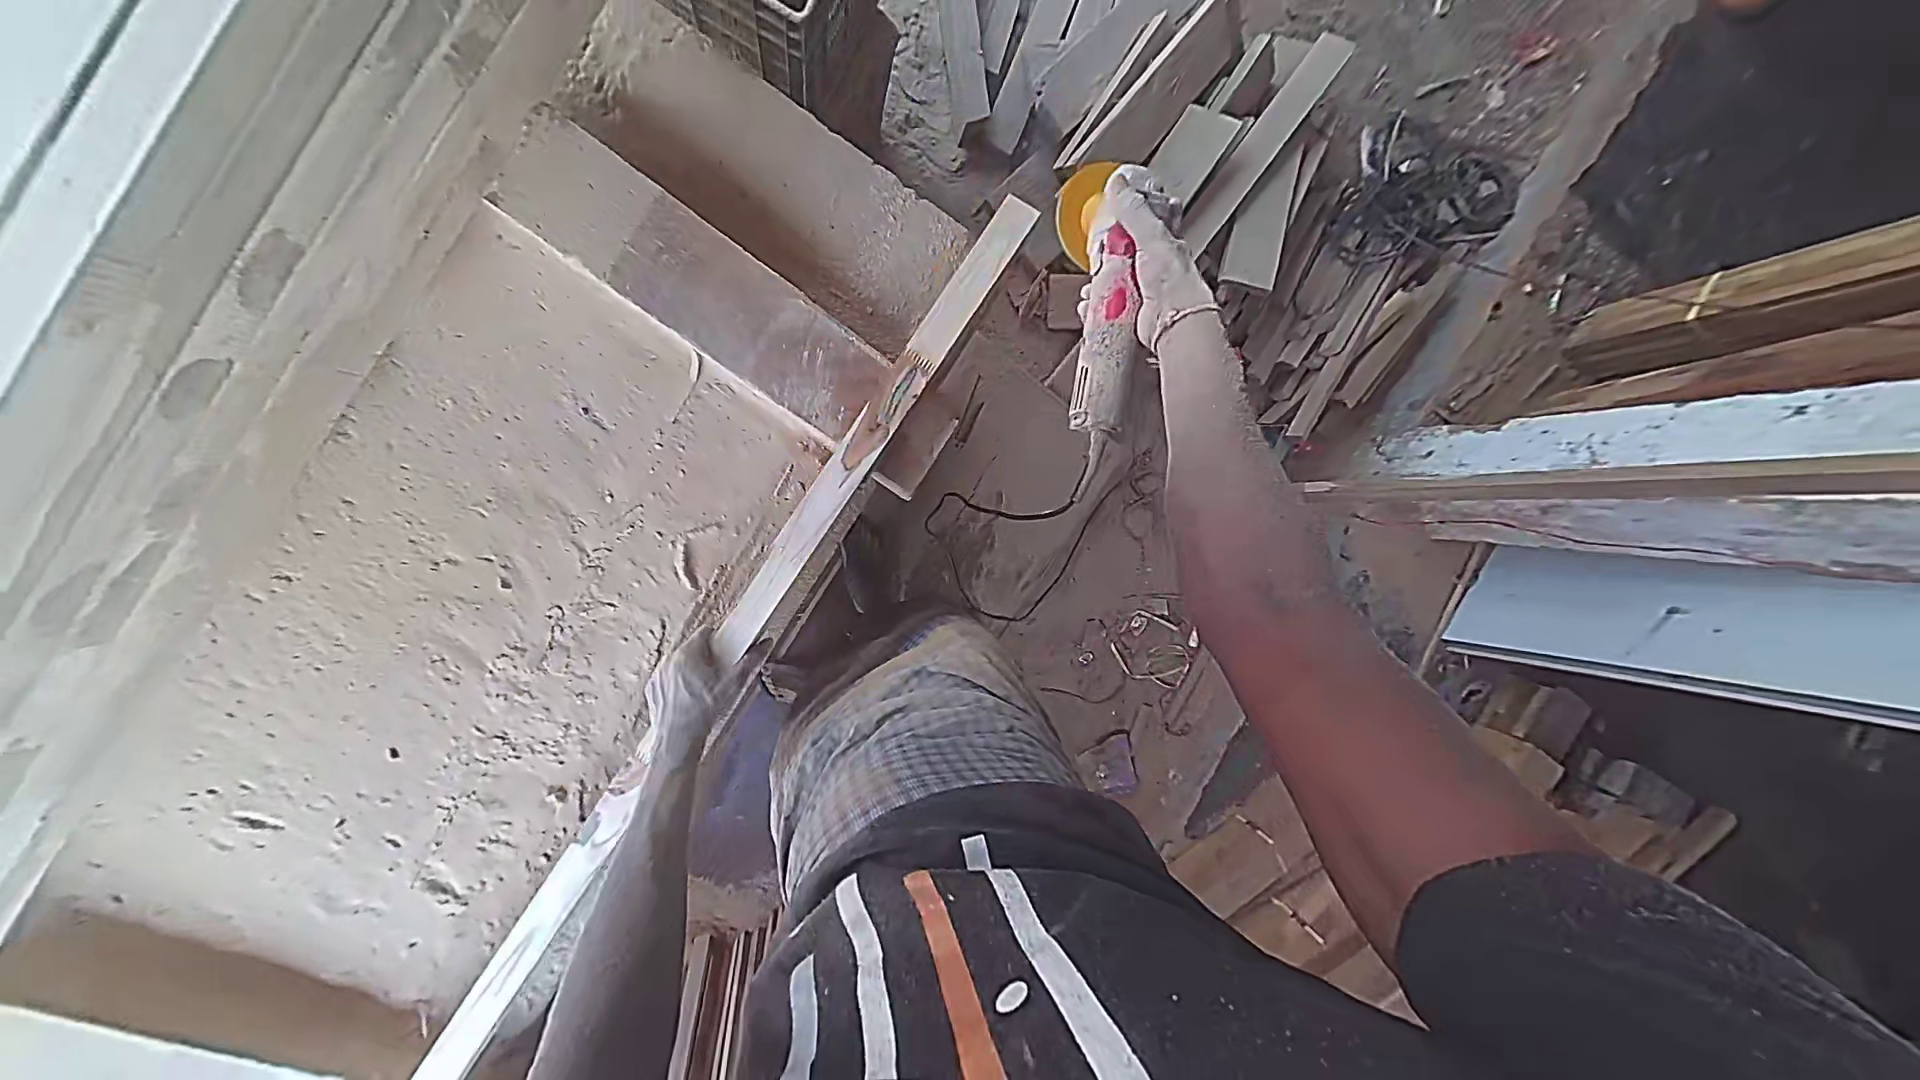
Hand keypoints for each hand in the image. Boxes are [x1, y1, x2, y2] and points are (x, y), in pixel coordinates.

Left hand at [643, 630, 769, 764]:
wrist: (677, 739)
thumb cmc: (704, 711)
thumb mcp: (733, 684)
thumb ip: (751, 660)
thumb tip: (765, 644)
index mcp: (689, 652)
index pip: (704, 632)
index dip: (718, 639)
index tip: (724, 650)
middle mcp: (670, 659)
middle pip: (691, 647)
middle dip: (704, 655)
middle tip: (717, 672)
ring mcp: (659, 674)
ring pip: (678, 662)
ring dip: (689, 668)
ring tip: (703, 687)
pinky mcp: (653, 689)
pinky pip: (667, 677)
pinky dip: (676, 682)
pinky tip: (688, 697)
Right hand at [1084, 165, 1217, 350]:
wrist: (1173, 323)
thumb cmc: (1172, 280)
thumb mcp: (1151, 236)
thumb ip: (1134, 211)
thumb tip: (1119, 183)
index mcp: (1165, 245)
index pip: (1148, 224)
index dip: (1132, 219)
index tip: (1114, 217)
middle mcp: (1155, 269)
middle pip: (1127, 256)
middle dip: (1108, 257)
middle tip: (1097, 256)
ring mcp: (1143, 293)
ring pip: (1116, 283)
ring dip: (1099, 285)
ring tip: (1091, 285)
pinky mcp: (1132, 315)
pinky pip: (1109, 307)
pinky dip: (1096, 307)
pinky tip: (1090, 306)